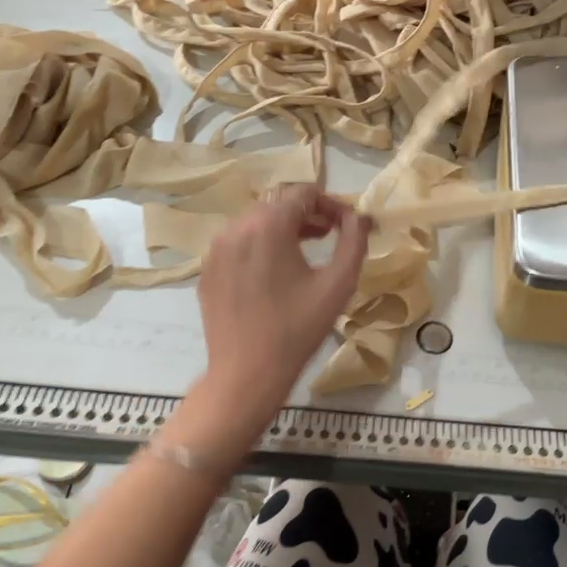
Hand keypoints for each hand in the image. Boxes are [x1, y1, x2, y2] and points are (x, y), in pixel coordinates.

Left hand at [184, 183, 368, 437]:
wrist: (247, 374)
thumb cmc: (298, 329)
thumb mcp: (338, 284)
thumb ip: (354, 241)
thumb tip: (359, 217)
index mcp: (268, 225)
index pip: (303, 193)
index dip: (330, 203)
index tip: (347, 224)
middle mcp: (236, 227)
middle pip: (277, 203)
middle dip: (307, 213)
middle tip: (330, 235)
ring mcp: (216, 249)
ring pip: (255, 221)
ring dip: (283, 228)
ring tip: (304, 251)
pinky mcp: (207, 270)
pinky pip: (237, 244)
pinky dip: (259, 246)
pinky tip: (274, 274)